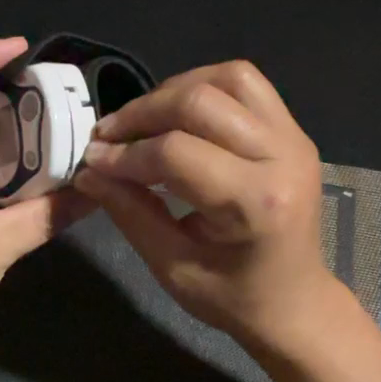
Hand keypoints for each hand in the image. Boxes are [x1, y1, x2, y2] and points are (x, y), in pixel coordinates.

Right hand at [74, 60, 344, 351]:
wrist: (292, 302)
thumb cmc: (230, 295)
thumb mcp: (170, 265)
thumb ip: (129, 212)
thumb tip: (88, 171)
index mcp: (256, 203)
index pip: (176, 152)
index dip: (125, 154)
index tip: (92, 161)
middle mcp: (282, 157)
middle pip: (201, 102)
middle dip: (142, 113)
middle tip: (108, 136)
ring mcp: (293, 137)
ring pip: (227, 79)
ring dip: (173, 92)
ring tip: (141, 121)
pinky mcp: (291, 130)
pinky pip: (244, 85)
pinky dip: (201, 90)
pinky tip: (173, 116)